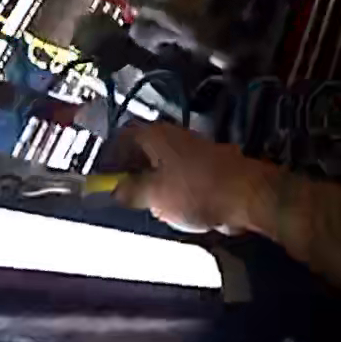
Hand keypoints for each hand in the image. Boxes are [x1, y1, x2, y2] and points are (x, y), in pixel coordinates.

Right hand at [113, 123, 281, 234]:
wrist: (242, 192)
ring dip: (145, 180)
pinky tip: (163, 206)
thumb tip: (113, 189)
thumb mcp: (154, 195)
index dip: (108, 156)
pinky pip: (174, 173)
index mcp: (156, 136)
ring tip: (137, 204)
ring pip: (157, 162)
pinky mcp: (201, 165)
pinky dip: (164, 186)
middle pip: (139, 149)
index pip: (123, 137)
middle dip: (126, 170)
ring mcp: (188, 149)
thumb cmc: (195, 190)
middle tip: (115, 194)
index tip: (98, 177)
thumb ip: (129, 191)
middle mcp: (171, 136)